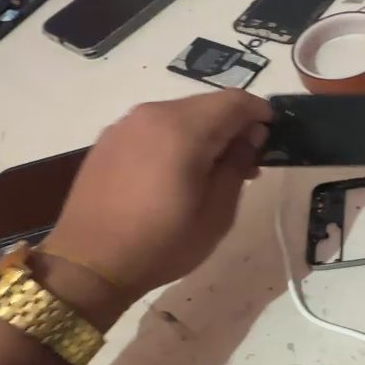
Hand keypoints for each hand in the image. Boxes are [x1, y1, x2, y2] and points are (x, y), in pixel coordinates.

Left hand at [41, 91, 270, 321]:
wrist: (90, 263)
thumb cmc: (164, 243)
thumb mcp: (218, 212)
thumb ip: (237, 164)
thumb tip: (250, 135)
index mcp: (183, 129)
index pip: (234, 101)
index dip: (260, 112)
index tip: (274, 135)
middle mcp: (152, 114)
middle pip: (207, 104)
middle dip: (233, 125)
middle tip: (248, 161)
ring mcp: (126, 125)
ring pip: (180, 114)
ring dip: (205, 133)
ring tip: (215, 171)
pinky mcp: (109, 140)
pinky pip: (155, 127)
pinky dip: (177, 139)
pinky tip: (180, 172)